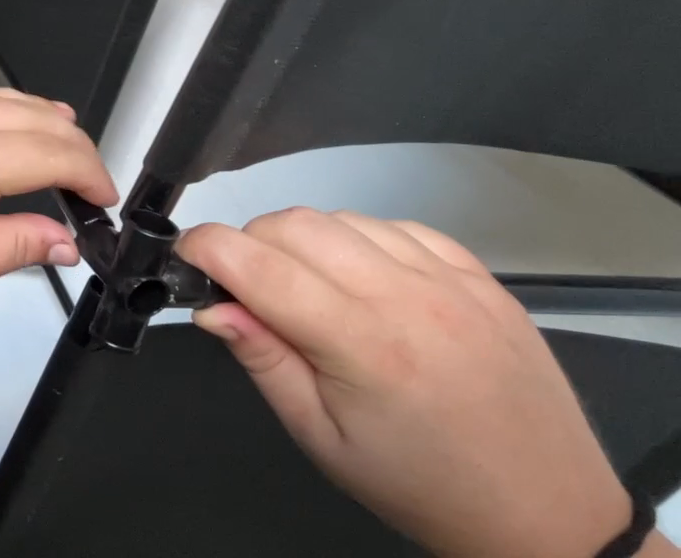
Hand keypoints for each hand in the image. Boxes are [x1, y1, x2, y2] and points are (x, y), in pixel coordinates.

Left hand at [0, 88, 117, 307]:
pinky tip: (3, 127)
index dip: (89, 174)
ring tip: (64, 140)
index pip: (51, 151)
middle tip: (89, 181)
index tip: (103, 201)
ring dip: (38, 117)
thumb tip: (65, 241)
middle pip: (32, 115)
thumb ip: (17, 246)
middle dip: (73, 144)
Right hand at [177, 209, 645, 557]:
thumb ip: (261, 359)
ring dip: (301, 240)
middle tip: (248, 288)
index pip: (254, 262)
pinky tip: (360, 277)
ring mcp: (451, 283)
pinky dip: (359, 239)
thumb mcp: (318, 435)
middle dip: (248, 244)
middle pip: (291, 225)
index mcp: (362, 345)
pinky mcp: (481, 278)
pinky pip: (396, 225)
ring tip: (307, 287)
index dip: (203, 248)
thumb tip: (210, 307)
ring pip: (338, 217)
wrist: (546, 513)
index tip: (186, 261)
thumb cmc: (418, 482)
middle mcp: (407, 300)